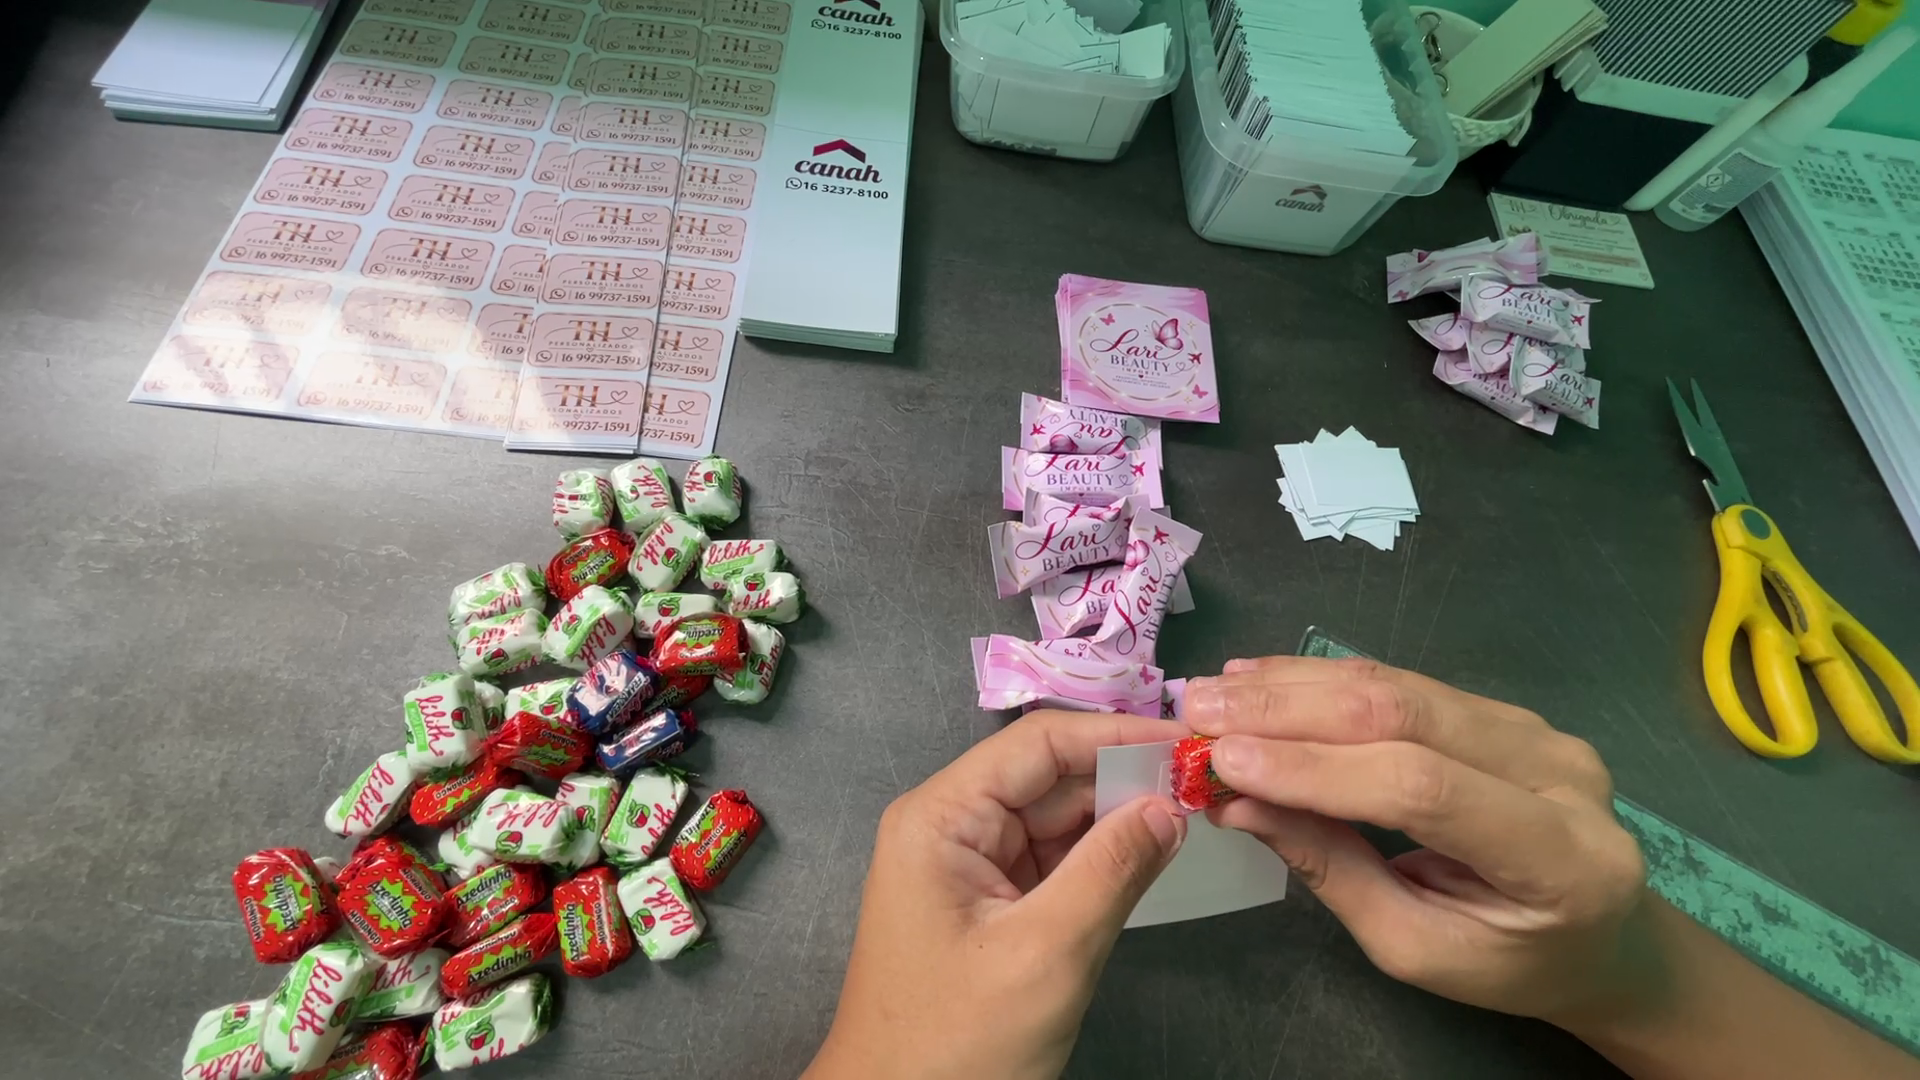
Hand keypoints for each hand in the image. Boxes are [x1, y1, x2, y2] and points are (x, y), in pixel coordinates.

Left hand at [802, 710, 1187, 1079]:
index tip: (1182, 737)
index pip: (1037, 744)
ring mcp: (969, 858)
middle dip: (1120, 774)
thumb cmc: (958, 1042)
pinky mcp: (988, 894)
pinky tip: (1147, 845)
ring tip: (1186, 804)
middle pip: (1046, 776)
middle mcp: (952, 821)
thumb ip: (1111, 872)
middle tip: (1197, 776)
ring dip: (1115, 813)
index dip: (1112, 733)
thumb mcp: (1045, 956)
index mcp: (942, 814)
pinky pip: (1050, 856)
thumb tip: (1168, 807)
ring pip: (1054, 816)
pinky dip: (1097, 853)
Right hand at [1185, 655, 1646, 1024]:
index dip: (1313, 767)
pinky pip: (1390, 678)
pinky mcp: (1490, 707)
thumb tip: (1233, 800)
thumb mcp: (1413, 946)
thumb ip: (1328, 867)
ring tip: (1210, 691)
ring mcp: (1526, 727)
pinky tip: (1255, 677)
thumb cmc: (1507, 961)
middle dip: (1284, 709)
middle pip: (1401, 714)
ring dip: (1287, 684)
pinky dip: (1313, 677)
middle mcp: (1555, 772)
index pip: (1419, 787)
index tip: (1221, 760)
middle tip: (1197, 711)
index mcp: (1559, 859)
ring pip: (1388, 682)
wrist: (1602, 936)